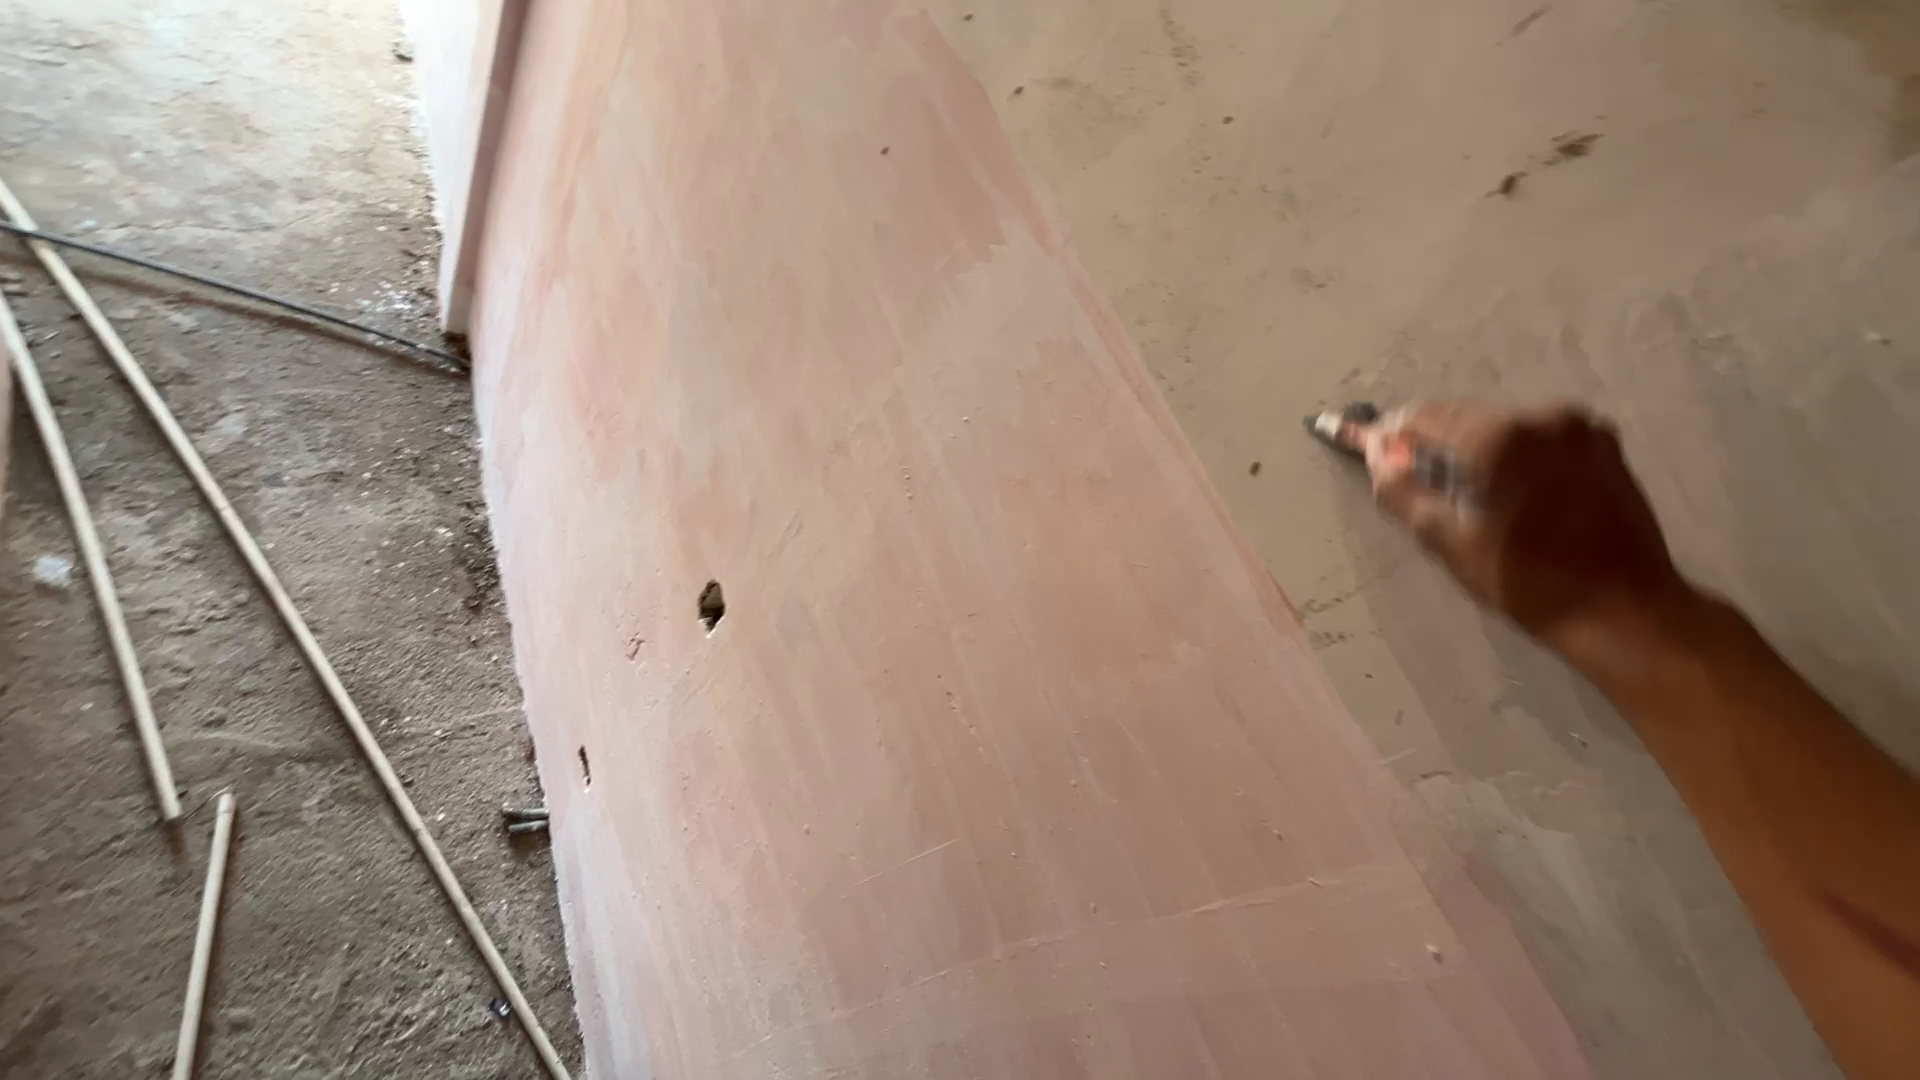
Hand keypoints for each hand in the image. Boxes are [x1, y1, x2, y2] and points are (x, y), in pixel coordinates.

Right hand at [1364, 401, 1686, 652]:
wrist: (1623, 609)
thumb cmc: (1525, 581)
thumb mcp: (1445, 540)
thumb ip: (1401, 490)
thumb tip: (1378, 454)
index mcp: (1499, 439)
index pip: (1422, 417)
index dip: (1391, 436)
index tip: (1373, 454)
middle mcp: (1541, 417)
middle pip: (1461, 416)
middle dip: (1432, 444)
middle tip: (1416, 484)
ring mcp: (1578, 427)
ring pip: (1498, 424)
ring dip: (1471, 449)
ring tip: (1466, 495)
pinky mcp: (1601, 443)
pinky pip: (1535, 435)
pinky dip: (1510, 453)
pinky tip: (1508, 492)